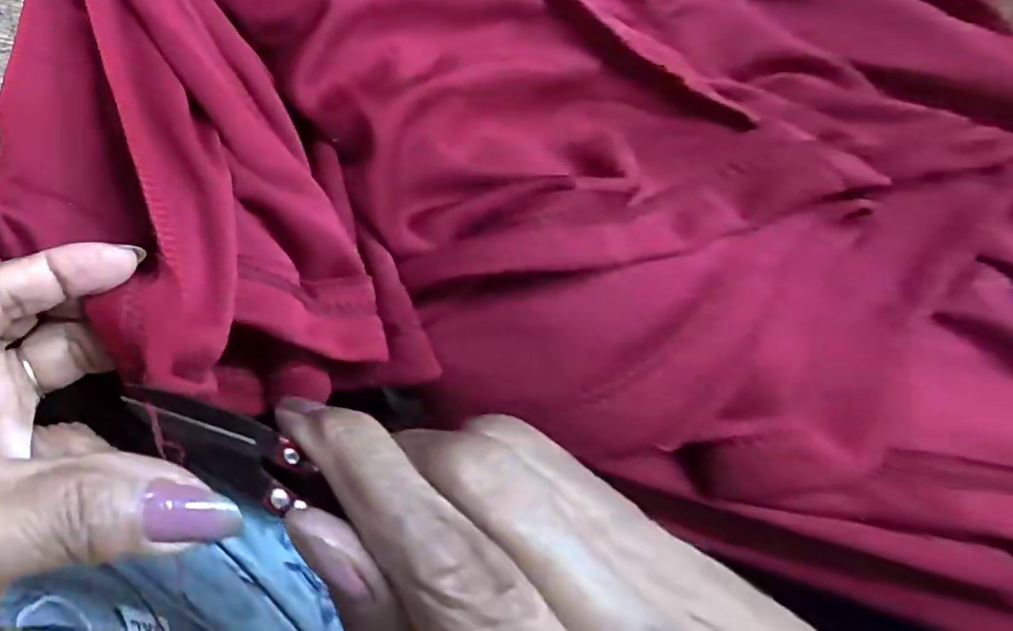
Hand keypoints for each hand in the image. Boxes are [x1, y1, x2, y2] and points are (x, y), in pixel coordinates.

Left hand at [0, 243, 244, 630]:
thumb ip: (84, 508)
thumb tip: (203, 506)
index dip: (64, 269)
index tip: (132, 260)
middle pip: (34, 321)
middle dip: (97, 312)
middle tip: (167, 307)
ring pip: (57, 372)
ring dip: (113, 370)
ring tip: (179, 358)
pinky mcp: (7, 464)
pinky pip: (71, 438)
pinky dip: (116, 446)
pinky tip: (165, 453)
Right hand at [275, 405, 809, 629]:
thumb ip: (382, 627)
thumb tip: (310, 516)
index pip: (452, 564)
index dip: (359, 470)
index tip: (295, 420)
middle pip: (485, 477)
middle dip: (392, 449)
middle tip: (346, 465)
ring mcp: (714, 613)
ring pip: (528, 454)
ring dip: (440, 450)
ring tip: (415, 487)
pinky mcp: (734, 586)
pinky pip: (578, 472)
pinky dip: (502, 465)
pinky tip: (486, 504)